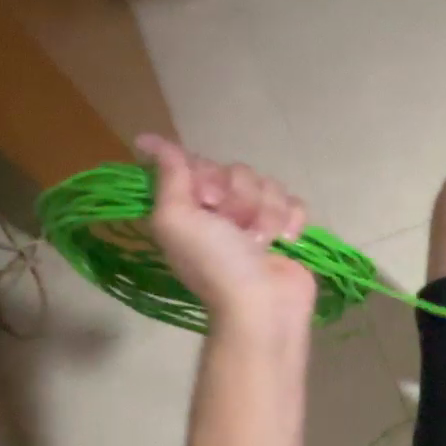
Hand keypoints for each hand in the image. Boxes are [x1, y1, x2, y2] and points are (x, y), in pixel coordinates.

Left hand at [136, 134, 315, 341]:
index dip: (209, 176)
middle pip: (239, 171)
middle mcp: (223, 210)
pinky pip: (294, 203)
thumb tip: (150, 141)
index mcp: (192, 205)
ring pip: (270, 185)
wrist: (263, 304)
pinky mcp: (288, 230)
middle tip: (236, 228)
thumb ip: (168, 178)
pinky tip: (284, 242)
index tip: (208, 200)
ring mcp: (259, 220)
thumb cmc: (216, 264)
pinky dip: (291, 221)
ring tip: (262, 243)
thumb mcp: (176, 220)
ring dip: (267, 213)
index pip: (202, 163)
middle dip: (241, 198)